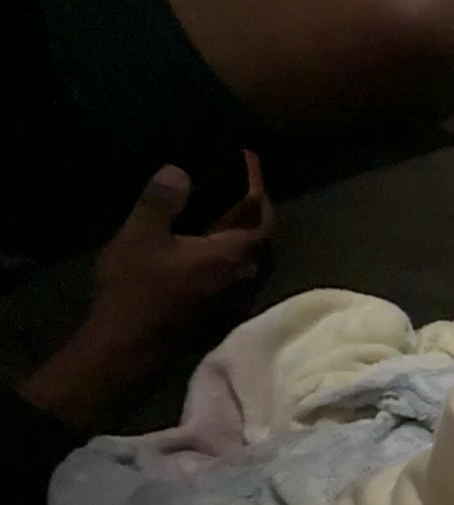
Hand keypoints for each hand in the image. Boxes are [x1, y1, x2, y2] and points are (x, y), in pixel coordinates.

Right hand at [88, 153, 273, 345]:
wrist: (136, 341)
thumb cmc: (139, 287)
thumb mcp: (141, 237)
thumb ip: (162, 203)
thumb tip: (180, 170)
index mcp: (238, 253)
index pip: (264, 215)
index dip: (259, 187)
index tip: (251, 162)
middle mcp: (253, 273)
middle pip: (265, 236)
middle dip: (256, 210)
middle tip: (241, 186)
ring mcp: (246, 293)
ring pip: (257, 256)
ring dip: (248, 233)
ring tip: (230, 213)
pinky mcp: (234, 308)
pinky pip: (244, 272)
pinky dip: (237, 253)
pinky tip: (217, 248)